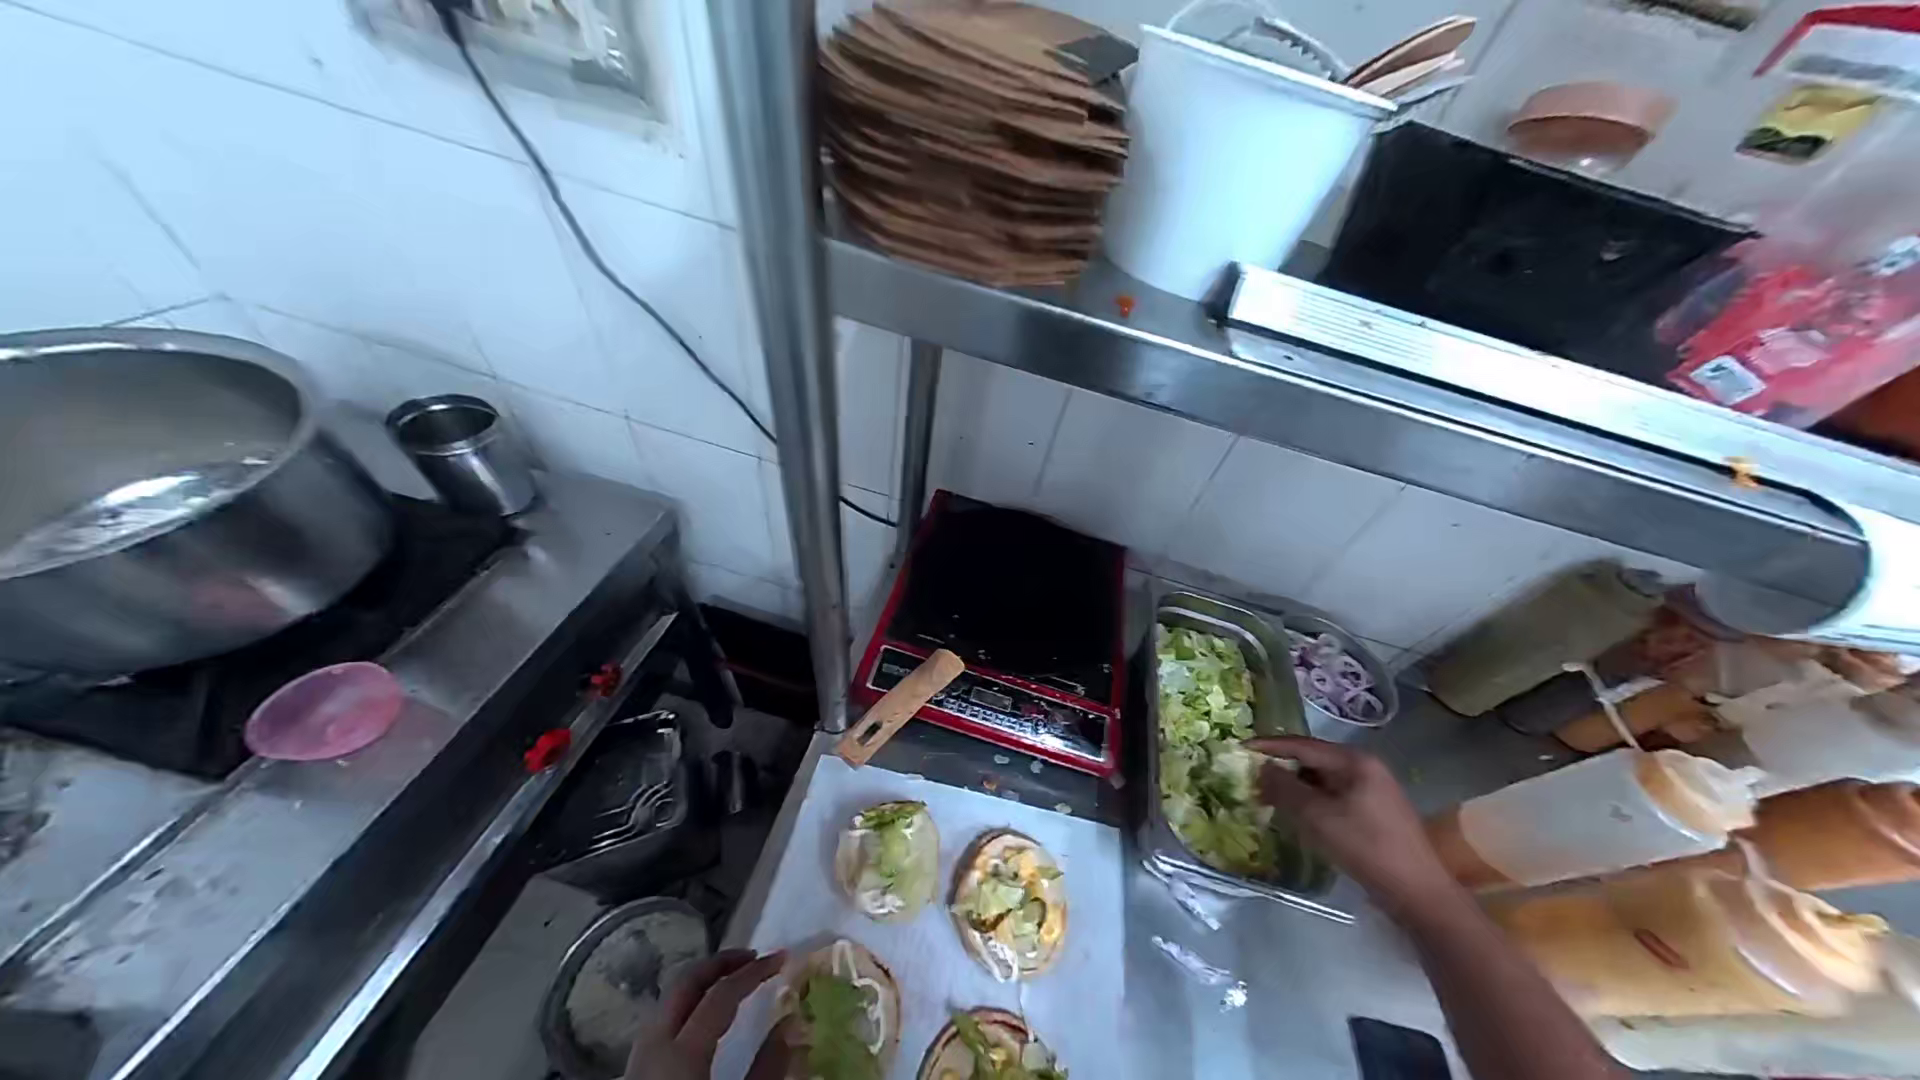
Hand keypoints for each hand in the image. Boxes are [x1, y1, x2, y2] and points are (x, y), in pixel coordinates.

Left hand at [626, 949, 787, 1079]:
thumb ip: (766, 1068)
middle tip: (753, 958)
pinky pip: (660, 1022)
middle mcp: (652, 1047)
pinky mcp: (632, 1073)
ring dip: (702, 982)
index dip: (754, 971)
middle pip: (685, 982)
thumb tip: (790, 1023)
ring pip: (668, 999)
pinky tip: (704, 1019)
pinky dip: (686, 1005)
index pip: (722, 993)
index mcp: (680, 1052)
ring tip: (732, 983)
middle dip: (721, 963)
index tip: (782, 958)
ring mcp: (636, 1060)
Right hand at [1245, 736, 1453, 917]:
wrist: (1418, 894)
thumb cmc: (1365, 847)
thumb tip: (1261, 769)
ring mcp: (1373, 790)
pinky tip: (1297, 814)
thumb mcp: (1317, 816)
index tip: (1241, 748)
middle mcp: (1366, 767)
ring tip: (1268, 796)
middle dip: (1281, 768)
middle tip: (1251, 776)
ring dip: (1295, 787)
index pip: (1302, 745)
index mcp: (1354, 761)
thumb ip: (1285, 788)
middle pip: (1312, 760)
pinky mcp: (1375, 812)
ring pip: (1322, 780)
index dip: (1269, 746)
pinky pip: (1333, 796)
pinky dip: (1312, 801)